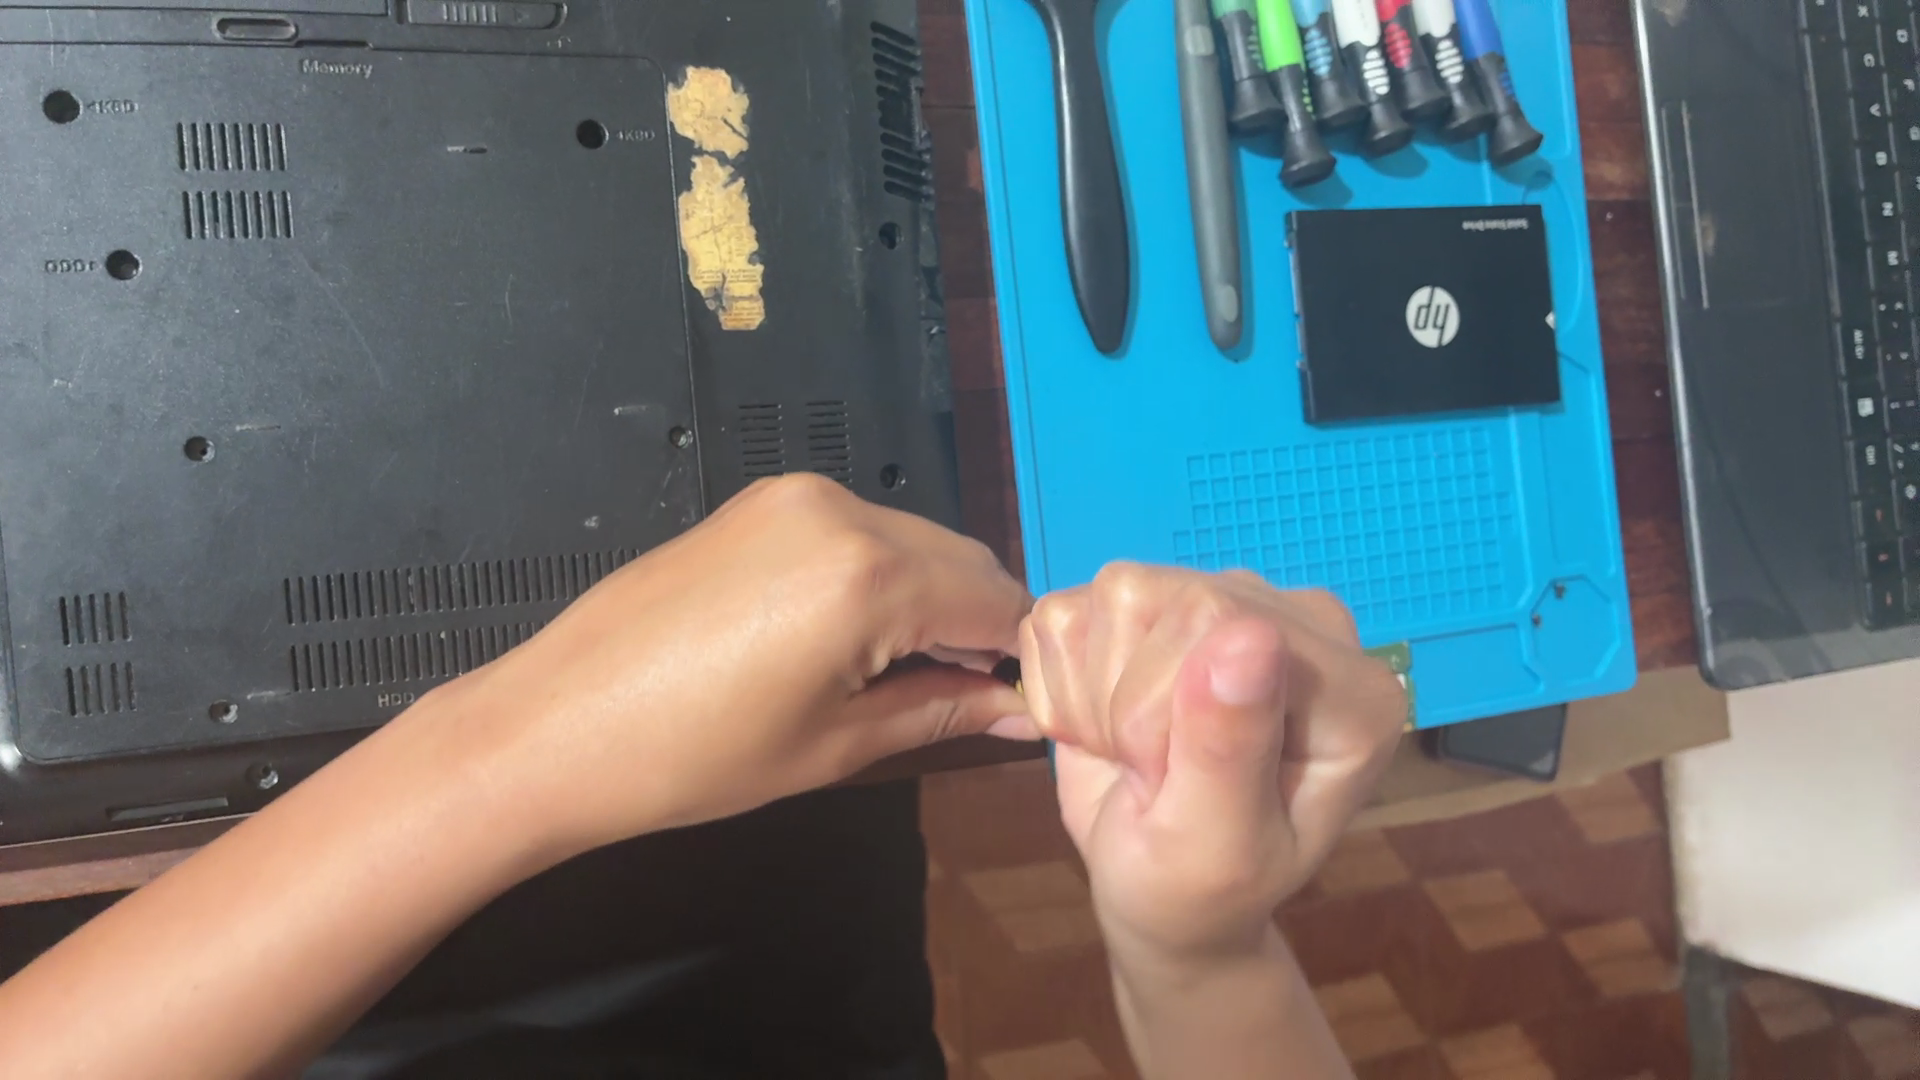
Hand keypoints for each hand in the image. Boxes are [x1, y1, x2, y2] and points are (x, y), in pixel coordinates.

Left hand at [419, 473, 1031, 860]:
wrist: (554, 723)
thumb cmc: (697, 757)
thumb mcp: (837, 744)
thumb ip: (943, 710)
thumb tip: (1021, 710)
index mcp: (870, 577)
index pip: (996, 600)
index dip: (1017, 653)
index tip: (1014, 697)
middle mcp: (845, 512)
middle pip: (964, 558)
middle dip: (980, 620)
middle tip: (958, 687)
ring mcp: (800, 495)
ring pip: (918, 538)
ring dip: (935, 594)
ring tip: (900, 662)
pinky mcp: (767, 498)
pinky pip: (865, 528)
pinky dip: (887, 571)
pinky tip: (853, 624)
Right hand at [1019, 565, 1402, 962]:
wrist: (1148, 880)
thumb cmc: (1196, 887)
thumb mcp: (1218, 849)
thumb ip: (1232, 747)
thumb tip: (1247, 631)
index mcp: (1343, 680)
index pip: (1219, 619)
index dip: (1156, 704)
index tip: (1172, 779)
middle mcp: (1287, 619)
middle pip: (1156, 599)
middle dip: (1123, 707)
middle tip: (1151, 773)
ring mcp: (1212, 598)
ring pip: (1111, 594)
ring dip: (1089, 696)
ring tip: (1129, 751)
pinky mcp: (1139, 605)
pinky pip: (1064, 611)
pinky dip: (1057, 682)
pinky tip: (1098, 722)